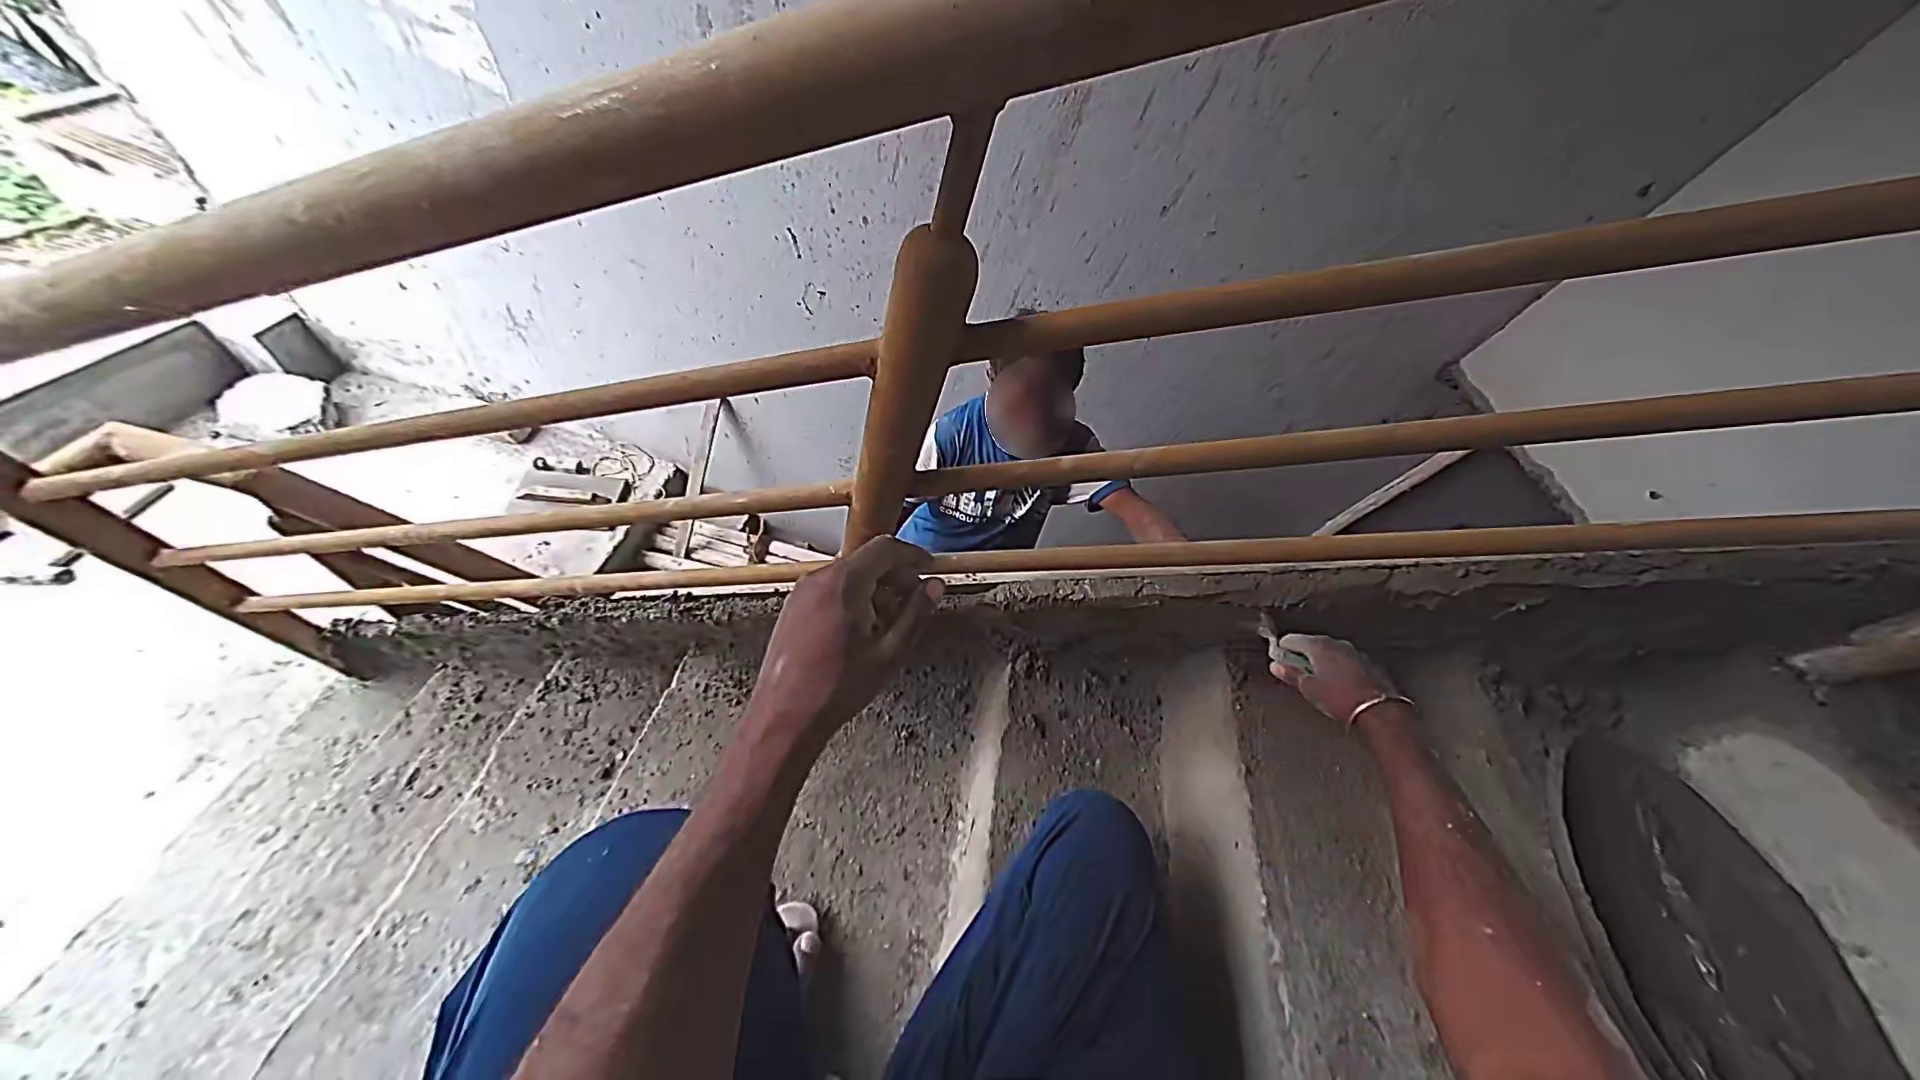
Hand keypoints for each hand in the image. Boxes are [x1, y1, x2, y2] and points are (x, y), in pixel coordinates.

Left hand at [747, 536, 943, 742]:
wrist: (786, 714)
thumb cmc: (833, 689)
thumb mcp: (890, 652)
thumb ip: (916, 613)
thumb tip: (933, 588)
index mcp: (845, 583)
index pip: (885, 548)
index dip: (913, 555)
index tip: (927, 566)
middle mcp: (819, 580)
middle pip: (867, 560)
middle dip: (895, 575)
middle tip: (915, 598)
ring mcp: (803, 593)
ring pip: (849, 574)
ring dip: (874, 588)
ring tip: (888, 622)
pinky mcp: (794, 607)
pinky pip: (831, 589)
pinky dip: (853, 597)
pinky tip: (862, 629)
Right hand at [1269, 633, 1401, 725]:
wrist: (1378, 711)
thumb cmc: (1339, 698)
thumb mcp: (1308, 688)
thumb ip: (1291, 674)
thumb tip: (1276, 666)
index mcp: (1318, 646)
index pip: (1293, 639)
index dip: (1283, 648)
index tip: (1279, 658)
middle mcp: (1337, 644)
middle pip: (1313, 643)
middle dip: (1302, 653)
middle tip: (1295, 668)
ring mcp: (1355, 652)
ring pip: (1331, 651)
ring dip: (1321, 659)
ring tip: (1316, 675)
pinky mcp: (1369, 663)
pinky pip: (1346, 660)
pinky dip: (1338, 665)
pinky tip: (1336, 679)